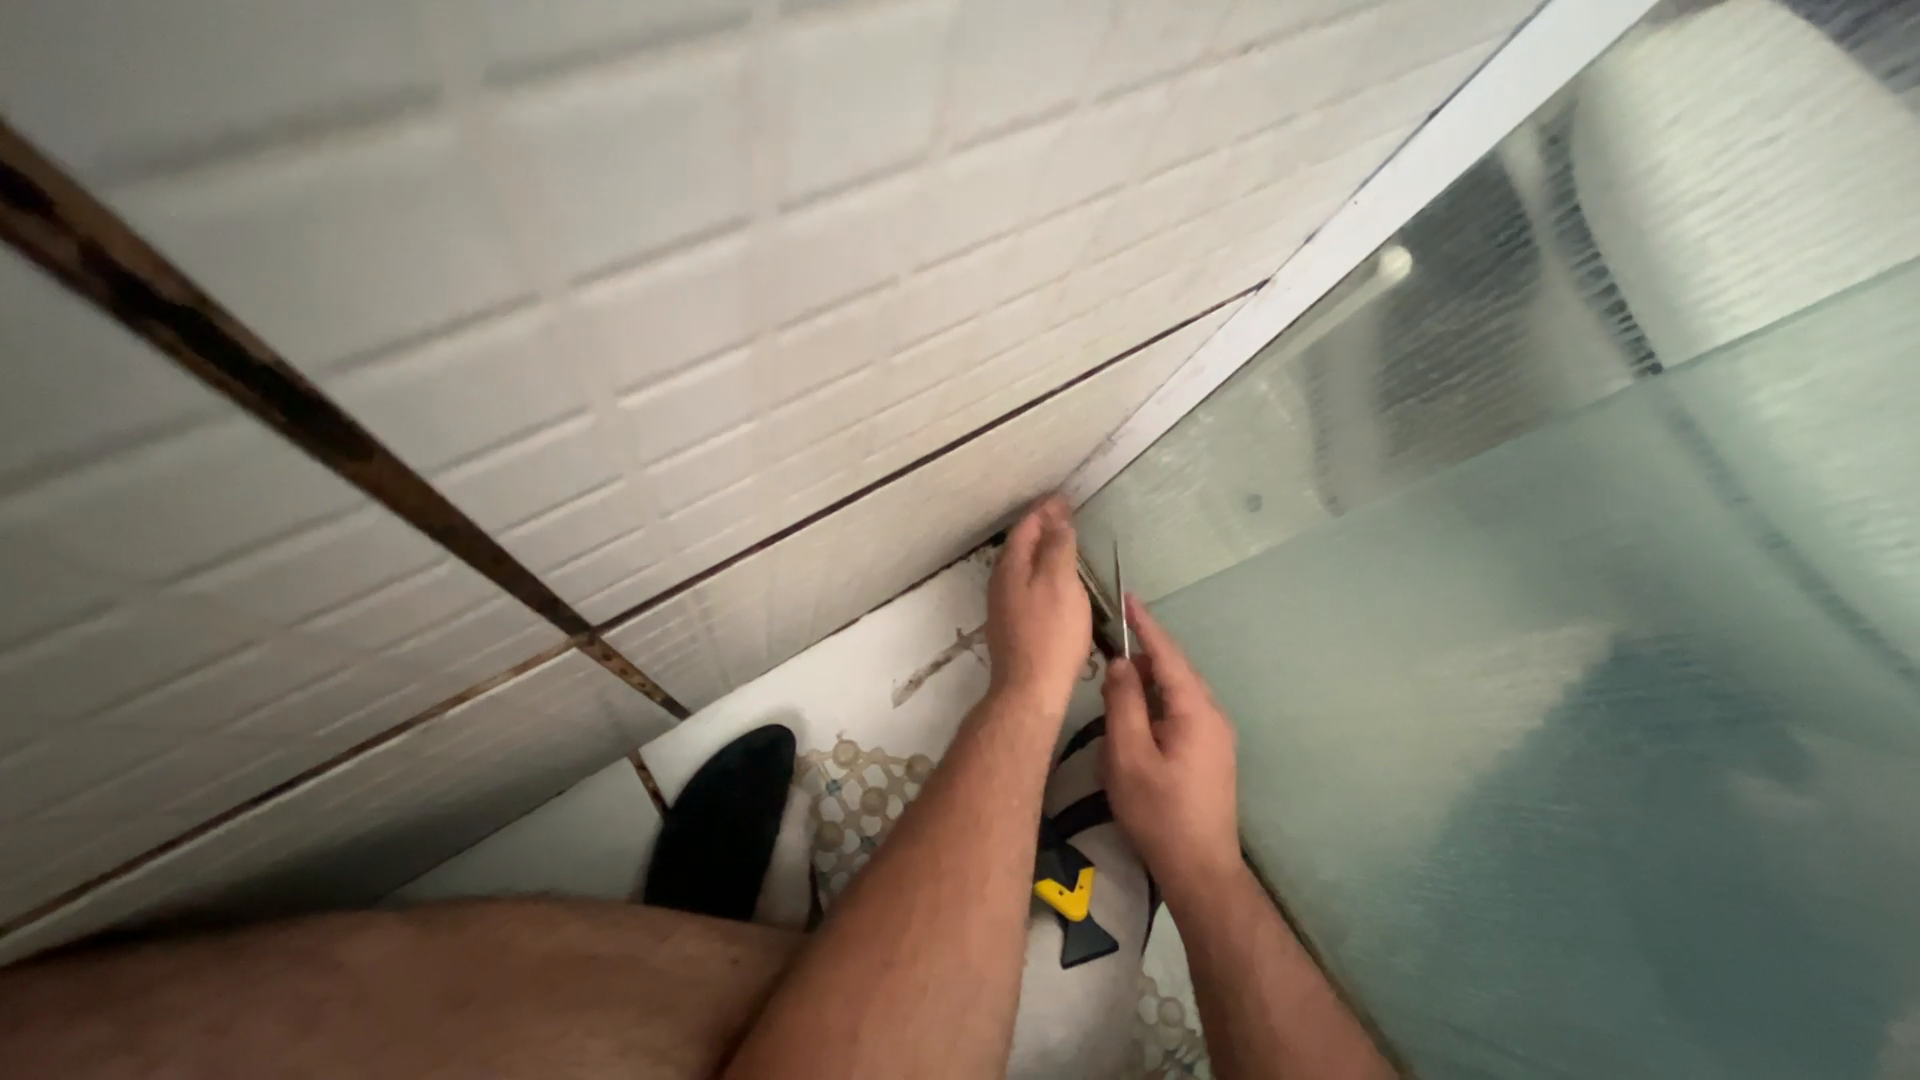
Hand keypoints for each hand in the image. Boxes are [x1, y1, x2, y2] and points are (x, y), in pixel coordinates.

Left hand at [985, 495, 1091, 717]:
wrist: (1029, 688)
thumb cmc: (1050, 633)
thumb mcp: (1060, 583)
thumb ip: (1058, 548)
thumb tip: (1056, 520)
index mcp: (1011, 566)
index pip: (1026, 526)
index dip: (1045, 510)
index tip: (1064, 498)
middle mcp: (1001, 581)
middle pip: (1020, 544)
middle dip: (1041, 526)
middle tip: (1064, 514)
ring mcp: (1003, 604)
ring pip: (1020, 565)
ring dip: (1040, 549)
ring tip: (1062, 542)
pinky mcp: (1011, 624)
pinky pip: (1024, 584)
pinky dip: (1039, 571)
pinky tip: (1053, 580)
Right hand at [1103, 595, 1242, 898]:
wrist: (1200, 868)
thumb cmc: (1159, 812)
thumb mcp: (1128, 756)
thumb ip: (1123, 704)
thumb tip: (1122, 665)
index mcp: (1195, 711)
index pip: (1168, 655)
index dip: (1146, 625)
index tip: (1128, 598)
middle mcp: (1213, 715)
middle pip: (1176, 671)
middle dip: (1145, 655)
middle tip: (1108, 650)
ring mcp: (1216, 736)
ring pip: (1179, 693)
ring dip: (1149, 682)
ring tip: (1117, 683)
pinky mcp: (1212, 753)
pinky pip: (1182, 711)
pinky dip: (1158, 702)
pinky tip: (1137, 715)